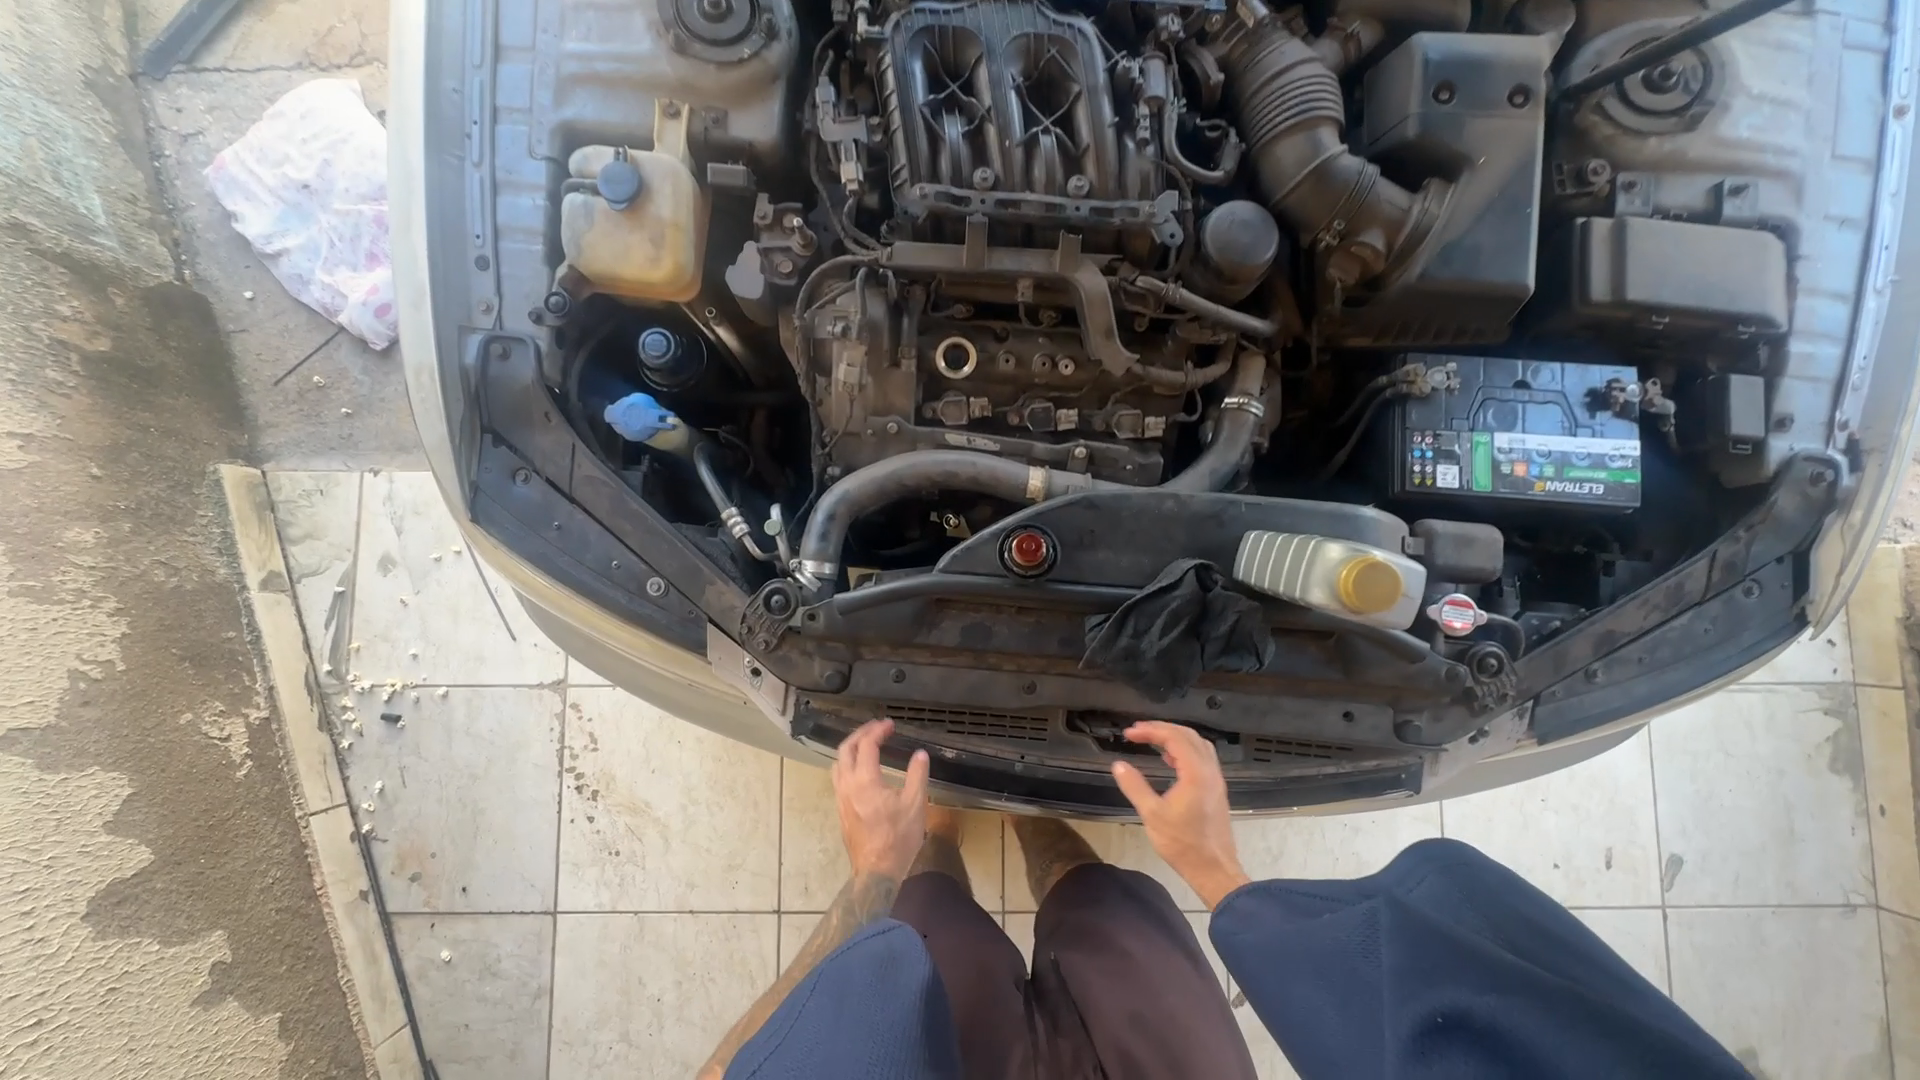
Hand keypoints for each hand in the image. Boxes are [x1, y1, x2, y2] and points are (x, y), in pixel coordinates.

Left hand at [834, 719, 931, 881]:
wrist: (877, 872)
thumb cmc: (898, 838)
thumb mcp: (916, 804)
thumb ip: (917, 774)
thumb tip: (920, 754)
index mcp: (865, 781)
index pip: (867, 745)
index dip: (878, 731)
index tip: (890, 725)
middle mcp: (847, 786)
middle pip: (846, 749)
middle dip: (861, 734)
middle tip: (877, 728)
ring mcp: (841, 799)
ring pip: (838, 764)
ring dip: (851, 749)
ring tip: (867, 745)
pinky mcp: (841, 810)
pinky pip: (839, 778)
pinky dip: (848, 764)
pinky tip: (862, 771)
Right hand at [1111, 721, 1250, 909]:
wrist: (1214, 870)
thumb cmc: (1183, 844)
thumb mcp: (1152, 815)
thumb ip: (1135, 786)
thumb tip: (1118, 765)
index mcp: (1196, 772)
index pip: (1174, 737)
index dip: (1150, 730)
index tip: (1129, 733)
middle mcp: (1210, 771)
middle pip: (1188, 735)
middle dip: (1162, 728)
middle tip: (1138, 731)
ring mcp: (1216, 780)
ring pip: (1198, 745)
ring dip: (1175, 737)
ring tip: (1152, 740)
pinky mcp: (1216, 790)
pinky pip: (1202, 757)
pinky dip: (1184, 750)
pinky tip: (1169, 759)